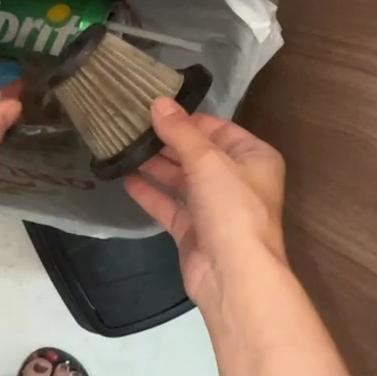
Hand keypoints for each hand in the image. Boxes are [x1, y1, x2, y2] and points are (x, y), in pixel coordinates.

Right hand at [124, 98, 286, 308]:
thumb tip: (157, 103)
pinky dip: (149, 193)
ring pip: (180, 180)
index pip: (217, 129)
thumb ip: (180, 132)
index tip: (153, 109)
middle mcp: (235, 179)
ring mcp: (212, 207)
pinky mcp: (192, 229)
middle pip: (196, 154)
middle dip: (166, 142)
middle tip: (131, 128)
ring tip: (124, 149)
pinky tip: (126, 179)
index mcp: (252, 157)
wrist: (231, 272)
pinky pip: (168, 205)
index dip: (187, 119)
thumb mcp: (207, 161)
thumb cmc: (231, 208)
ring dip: (154, 166)